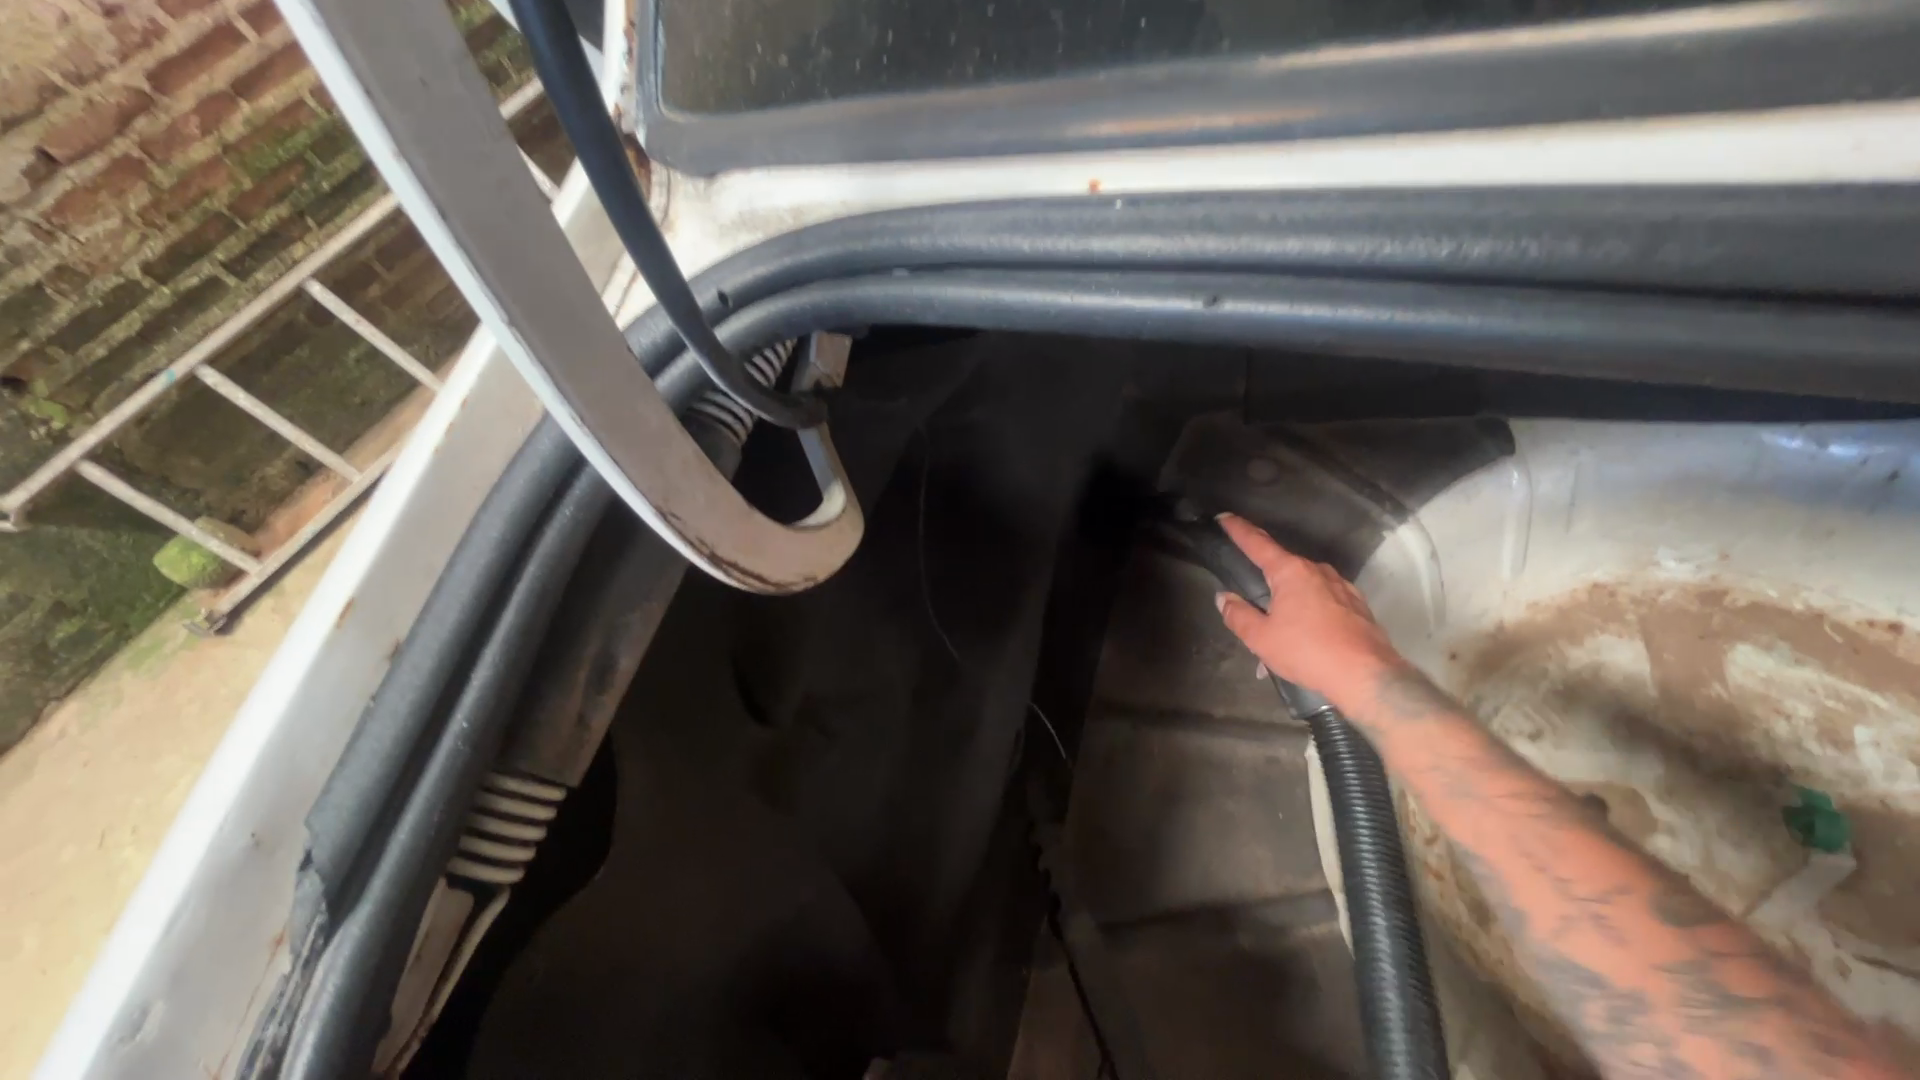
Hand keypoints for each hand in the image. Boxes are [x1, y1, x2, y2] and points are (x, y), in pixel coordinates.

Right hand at [1212, 514, 1402, 708]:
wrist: (1366, 676)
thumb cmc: (1307, 651)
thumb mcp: (1261, 638)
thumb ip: (1238, 615)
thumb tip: (1224, 598)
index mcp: (1291, 572)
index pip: (1258, 544)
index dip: (1238, 530)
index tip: (1225, 518)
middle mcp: (1318, 571)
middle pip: (1282, 569)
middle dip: (1265, 585)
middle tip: (1250, 607)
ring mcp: (1341, 587)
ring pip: (1304, 590)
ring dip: (1287, 608)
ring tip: (1276, 637)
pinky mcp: (1356, 606)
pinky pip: (1322, 604)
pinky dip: (1308, 618)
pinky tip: (1302, 643)